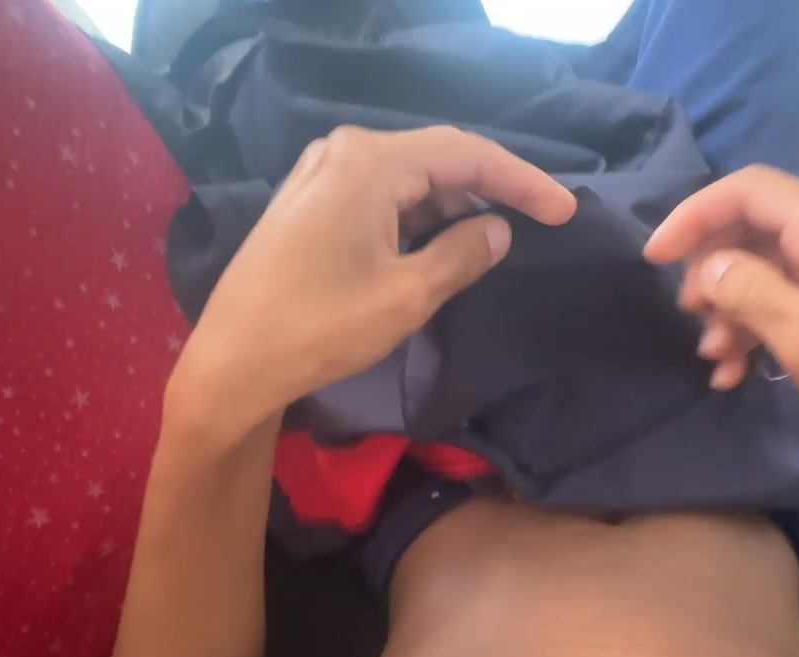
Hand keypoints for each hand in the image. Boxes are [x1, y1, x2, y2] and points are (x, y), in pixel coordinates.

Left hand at [171, 125, 576, 433]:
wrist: (236, 361)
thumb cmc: (321, 327)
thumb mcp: (406, 295)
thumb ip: (462, 256)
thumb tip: (498, 231)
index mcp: (370, 163)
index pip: (465, 154)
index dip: (522, 181)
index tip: (563, 211)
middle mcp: (343, 154)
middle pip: (436, 160)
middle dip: (488, 192)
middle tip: (534, 226)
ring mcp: (320, 178)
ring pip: (407, 183)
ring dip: (450, 211)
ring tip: (487, 247)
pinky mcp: (309, 207)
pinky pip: (379, 201)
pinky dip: (415, 222)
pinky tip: (435, 249)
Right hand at [644, 166, 798, 468]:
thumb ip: (749, 290)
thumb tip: (708, 264)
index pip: (747, 190)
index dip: (693, 215)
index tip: (653, 257)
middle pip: (754, 228)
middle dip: (712, 270)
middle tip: (690, 317)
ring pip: (768, 270)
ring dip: (733, 310)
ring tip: (717, 360)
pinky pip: (792, 298)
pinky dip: (760, 327)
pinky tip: (740, 371)